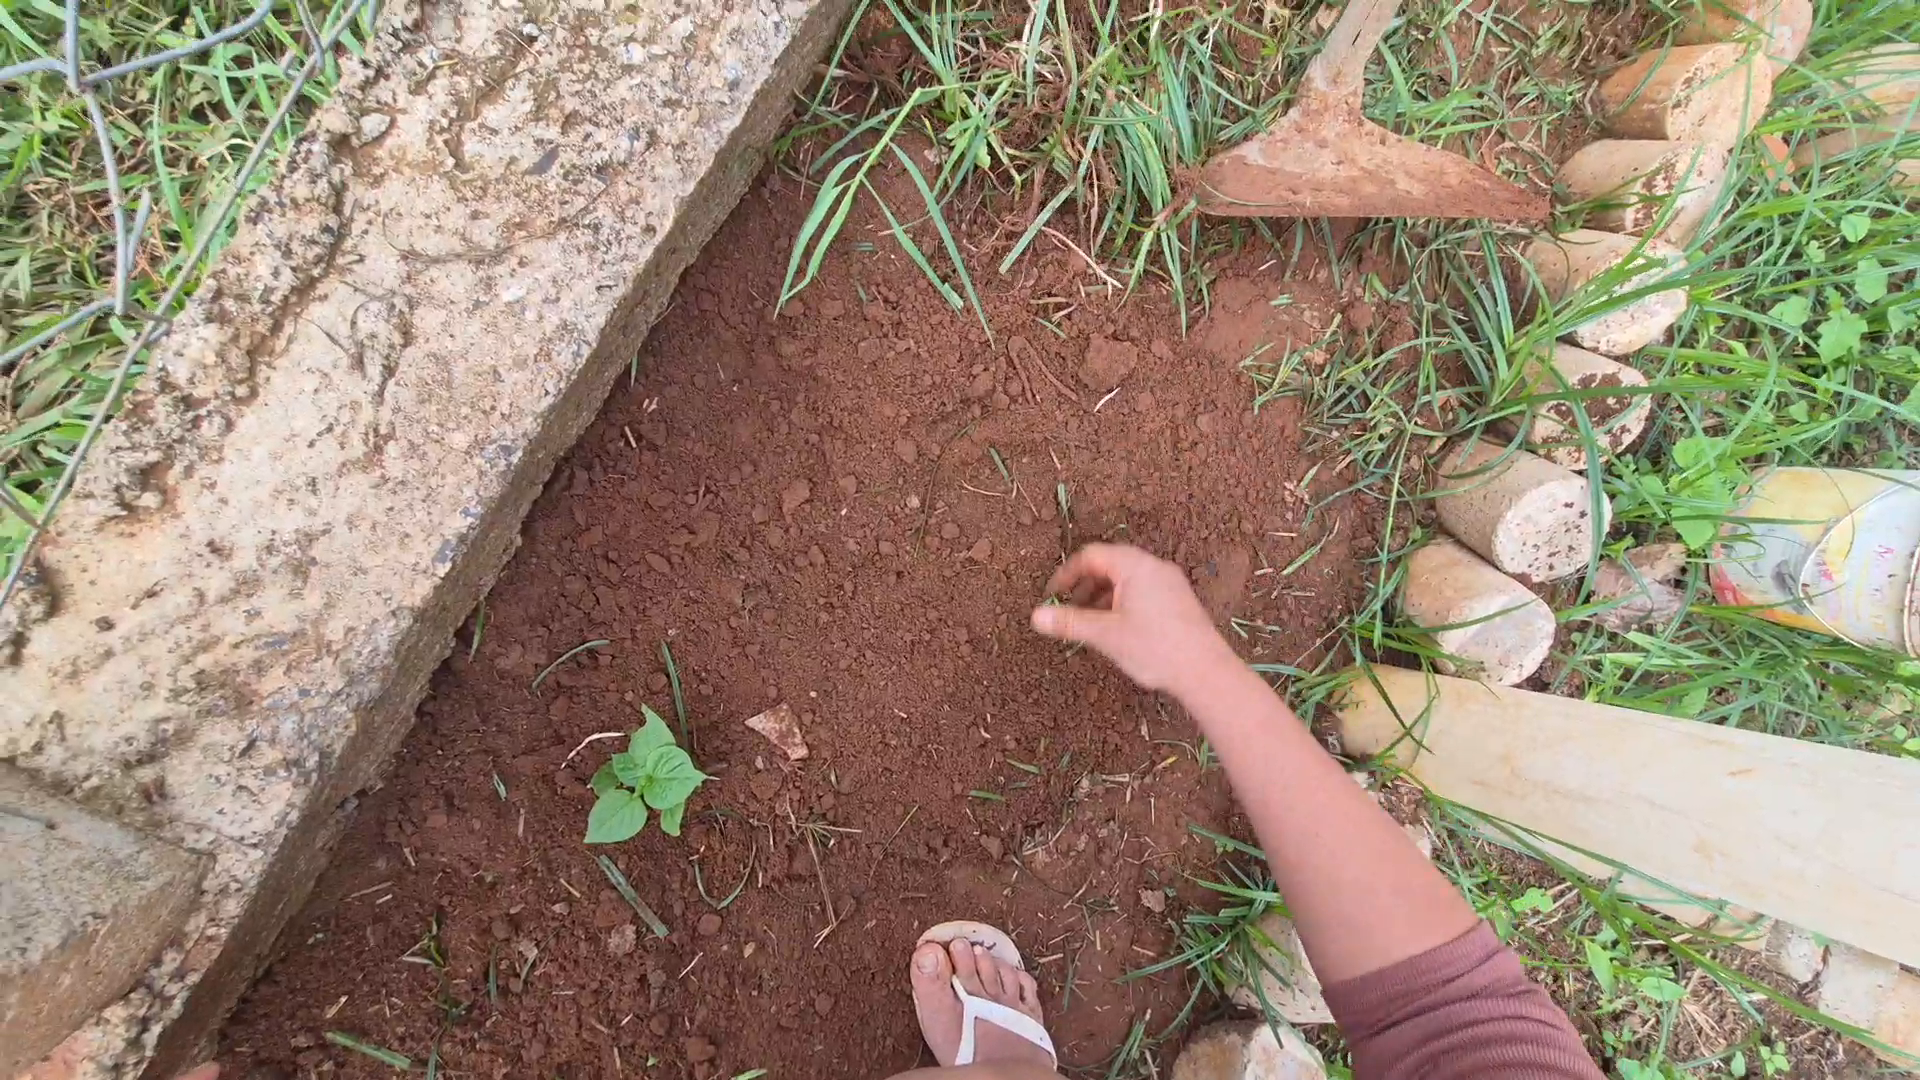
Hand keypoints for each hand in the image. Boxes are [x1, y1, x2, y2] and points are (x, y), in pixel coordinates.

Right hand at [1029, 543, 1239, 697]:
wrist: (1206, 672)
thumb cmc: (1155, 648)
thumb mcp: (1105, 634)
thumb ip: (1069, 622)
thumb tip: (1036, 616)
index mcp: (1135, 566)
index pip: (1091, 556)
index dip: (1067, 574)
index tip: (1053, 596)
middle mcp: (1154, 566)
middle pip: (1109, 564)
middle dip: (1084, 585)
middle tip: (1068, 608)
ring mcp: (1169, 582)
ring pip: (1125, 578)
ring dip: (1102, 595)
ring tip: (1090, 621)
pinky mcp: (1178, 600)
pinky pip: (1142, 589)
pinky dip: (1121, 601)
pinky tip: (1117, 628)